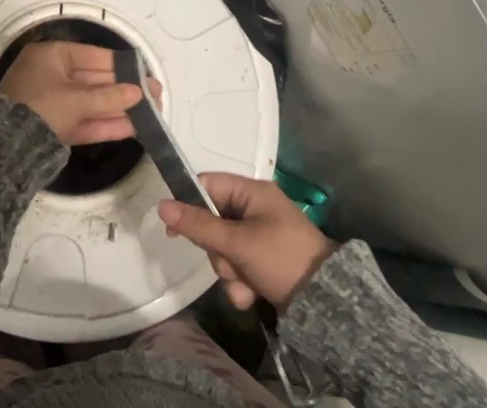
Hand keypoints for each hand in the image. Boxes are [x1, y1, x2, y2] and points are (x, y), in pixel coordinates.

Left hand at [0, 41, 146, 145]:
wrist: (5, 145)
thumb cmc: (41, 106)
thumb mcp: (76, 100)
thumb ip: (109, 97)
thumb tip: (138, 93)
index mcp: (50, 56)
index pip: (92, 55)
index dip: (120, 64)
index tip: (144, 72)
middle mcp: (50, 75)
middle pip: (93, 80)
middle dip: (124, 89)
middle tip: (155, 95)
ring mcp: (51, 102)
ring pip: (90, 103)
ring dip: (118, 108)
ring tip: (150, 114)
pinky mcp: (52, 126)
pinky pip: (82, 121)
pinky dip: (104, 124)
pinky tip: (131, 128)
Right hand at [158, 172, 337, 310]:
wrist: (325, 302)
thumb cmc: (281, 258)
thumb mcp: (237, 242)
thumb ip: (198, 225)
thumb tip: (161, 205)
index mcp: (252, 192)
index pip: (208, 184)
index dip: (188, 203)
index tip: (175, 227)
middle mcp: (254, 210)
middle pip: (212, 221)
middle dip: (216, 250)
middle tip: (228, 262)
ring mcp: (259, 236)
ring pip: (222, 249)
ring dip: (228, 272)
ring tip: (245, 284)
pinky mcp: (262, 261)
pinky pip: (236, 266)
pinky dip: (239, 283)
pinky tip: (251, 295)